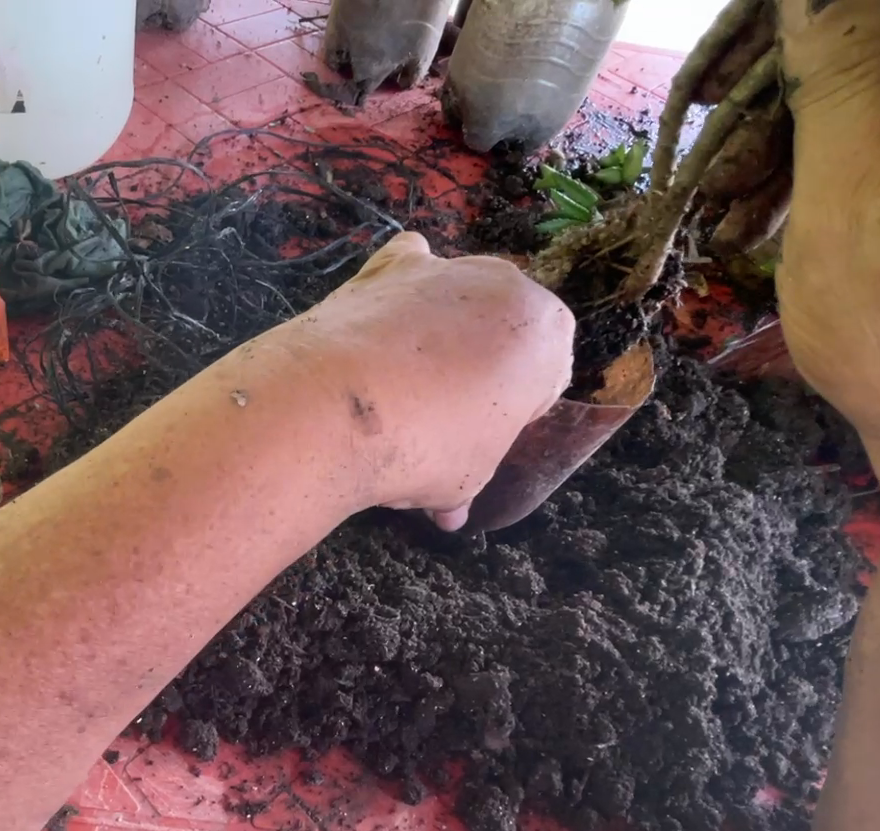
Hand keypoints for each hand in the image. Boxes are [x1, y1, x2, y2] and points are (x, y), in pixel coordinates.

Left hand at [253, 232, 573, 529]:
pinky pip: (401, 271)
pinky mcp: (383, 266)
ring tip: (392, 387)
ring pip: (450, 303)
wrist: (333, 409)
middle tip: (434, 417)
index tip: (478, 437)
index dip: (511, 412)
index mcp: (546, 336)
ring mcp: (441, 268)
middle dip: (475, 369)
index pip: (542, 376)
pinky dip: (392, 295)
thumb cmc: (423, 448)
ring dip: (434, 335)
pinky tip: (371, 331)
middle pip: (498, 332)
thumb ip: (463, 489)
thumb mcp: (460, 481)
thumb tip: (449, 515)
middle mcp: (503, 285)